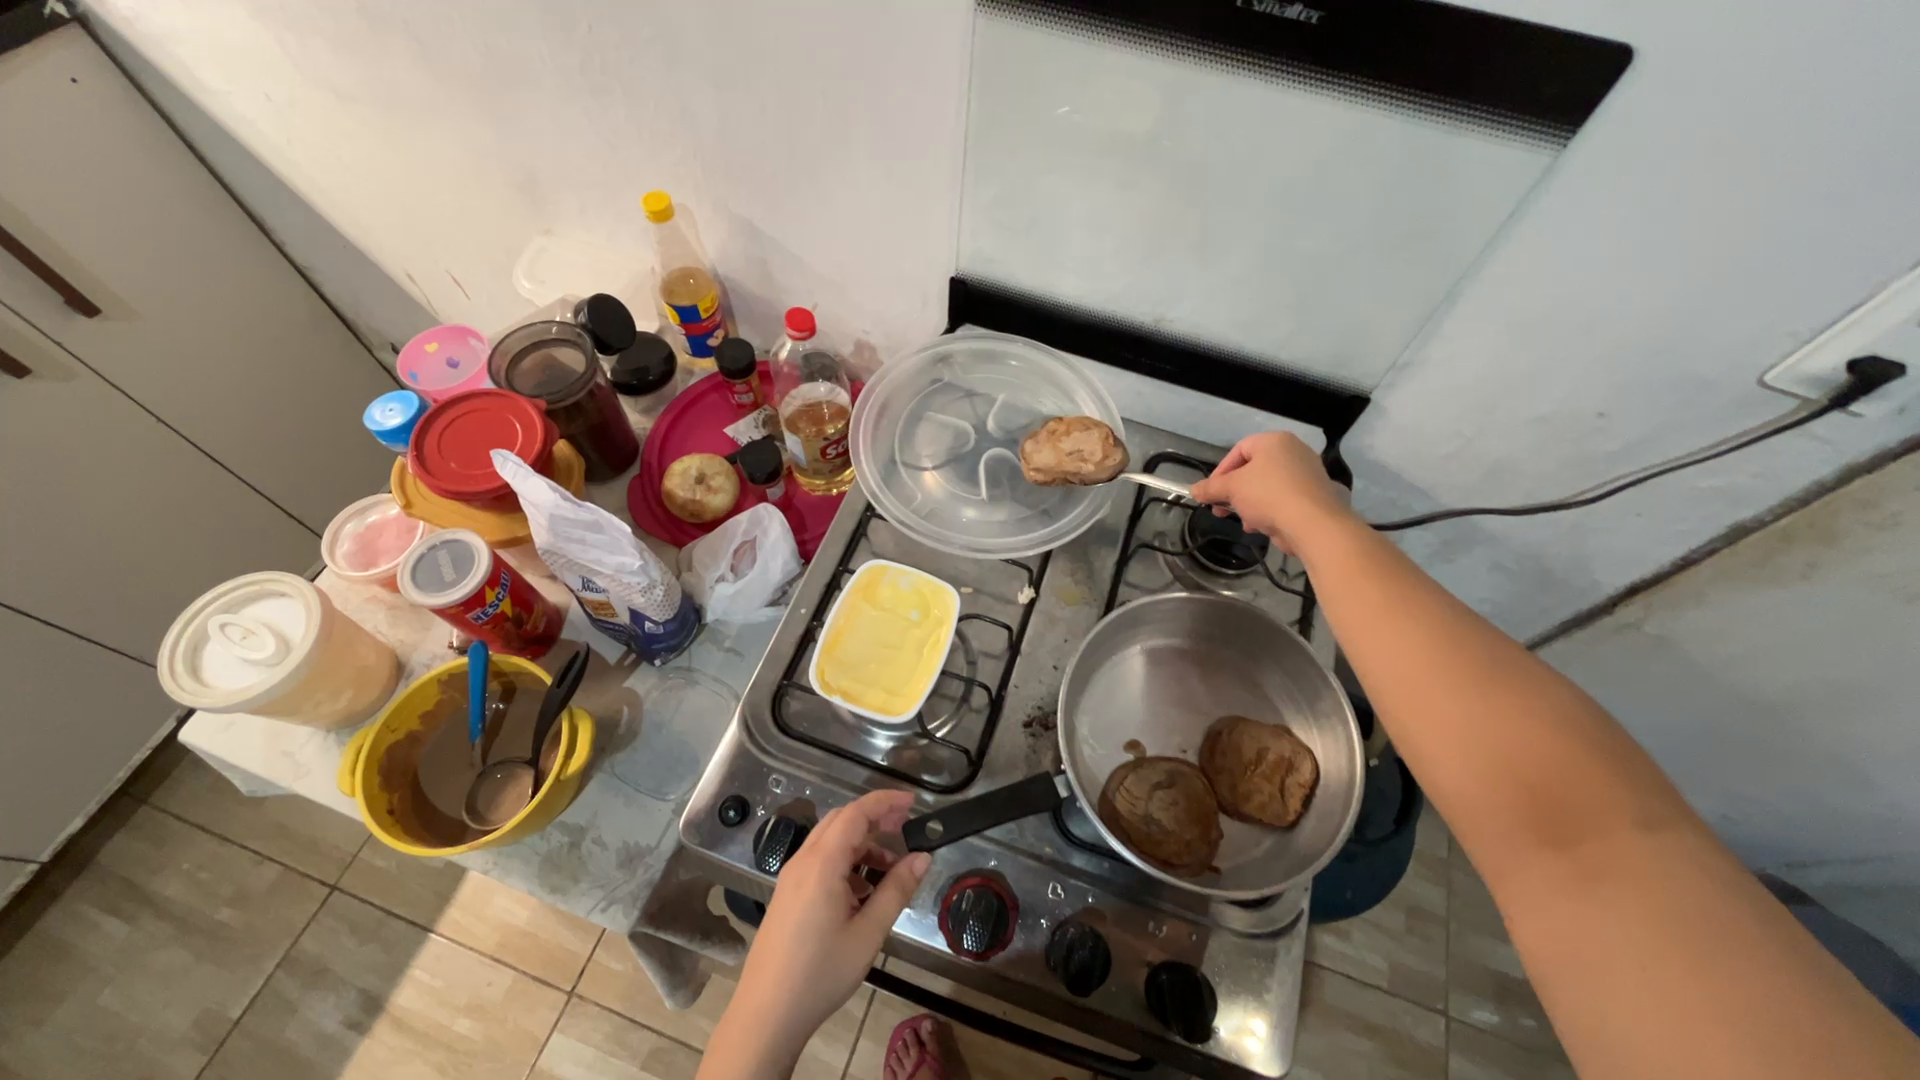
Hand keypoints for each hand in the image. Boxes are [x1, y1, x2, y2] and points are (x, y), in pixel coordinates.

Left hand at [727, 791, 931, 1061]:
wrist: (767, 1013)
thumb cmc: (821, 972)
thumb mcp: (868, 933)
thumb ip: (896, 890)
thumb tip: (922, 857)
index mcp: (822, 864)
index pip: (855, 813)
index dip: (885, 802)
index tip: (913, 802)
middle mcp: (803, 862)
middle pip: (840, 821)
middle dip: (874, 817)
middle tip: (906, 826)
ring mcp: (791, 879)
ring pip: (829, 842)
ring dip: (861, 844)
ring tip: (890, 869)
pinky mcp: (787, 896)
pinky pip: (819, 862)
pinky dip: (845, 862)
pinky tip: (863, 892)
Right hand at [1188, 432, 1357, 554]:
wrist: (1313, 523)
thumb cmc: (1268, 495)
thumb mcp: (1231, 489)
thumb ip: (1210, 488)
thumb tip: (1192, 490)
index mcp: (1275, 441)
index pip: (1239, 450)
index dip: (1220, 472)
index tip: (1211, 492)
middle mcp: (1294, 451)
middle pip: (1253, 470)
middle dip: (1234, 492)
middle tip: (1221, 509)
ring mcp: (1308, 473)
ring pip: (1267, 487)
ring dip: (1250, 504)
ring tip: (1244, 522)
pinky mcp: (1315, 495)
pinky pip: (1284, 499)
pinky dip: (1270, 510)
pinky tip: (1262, 526)